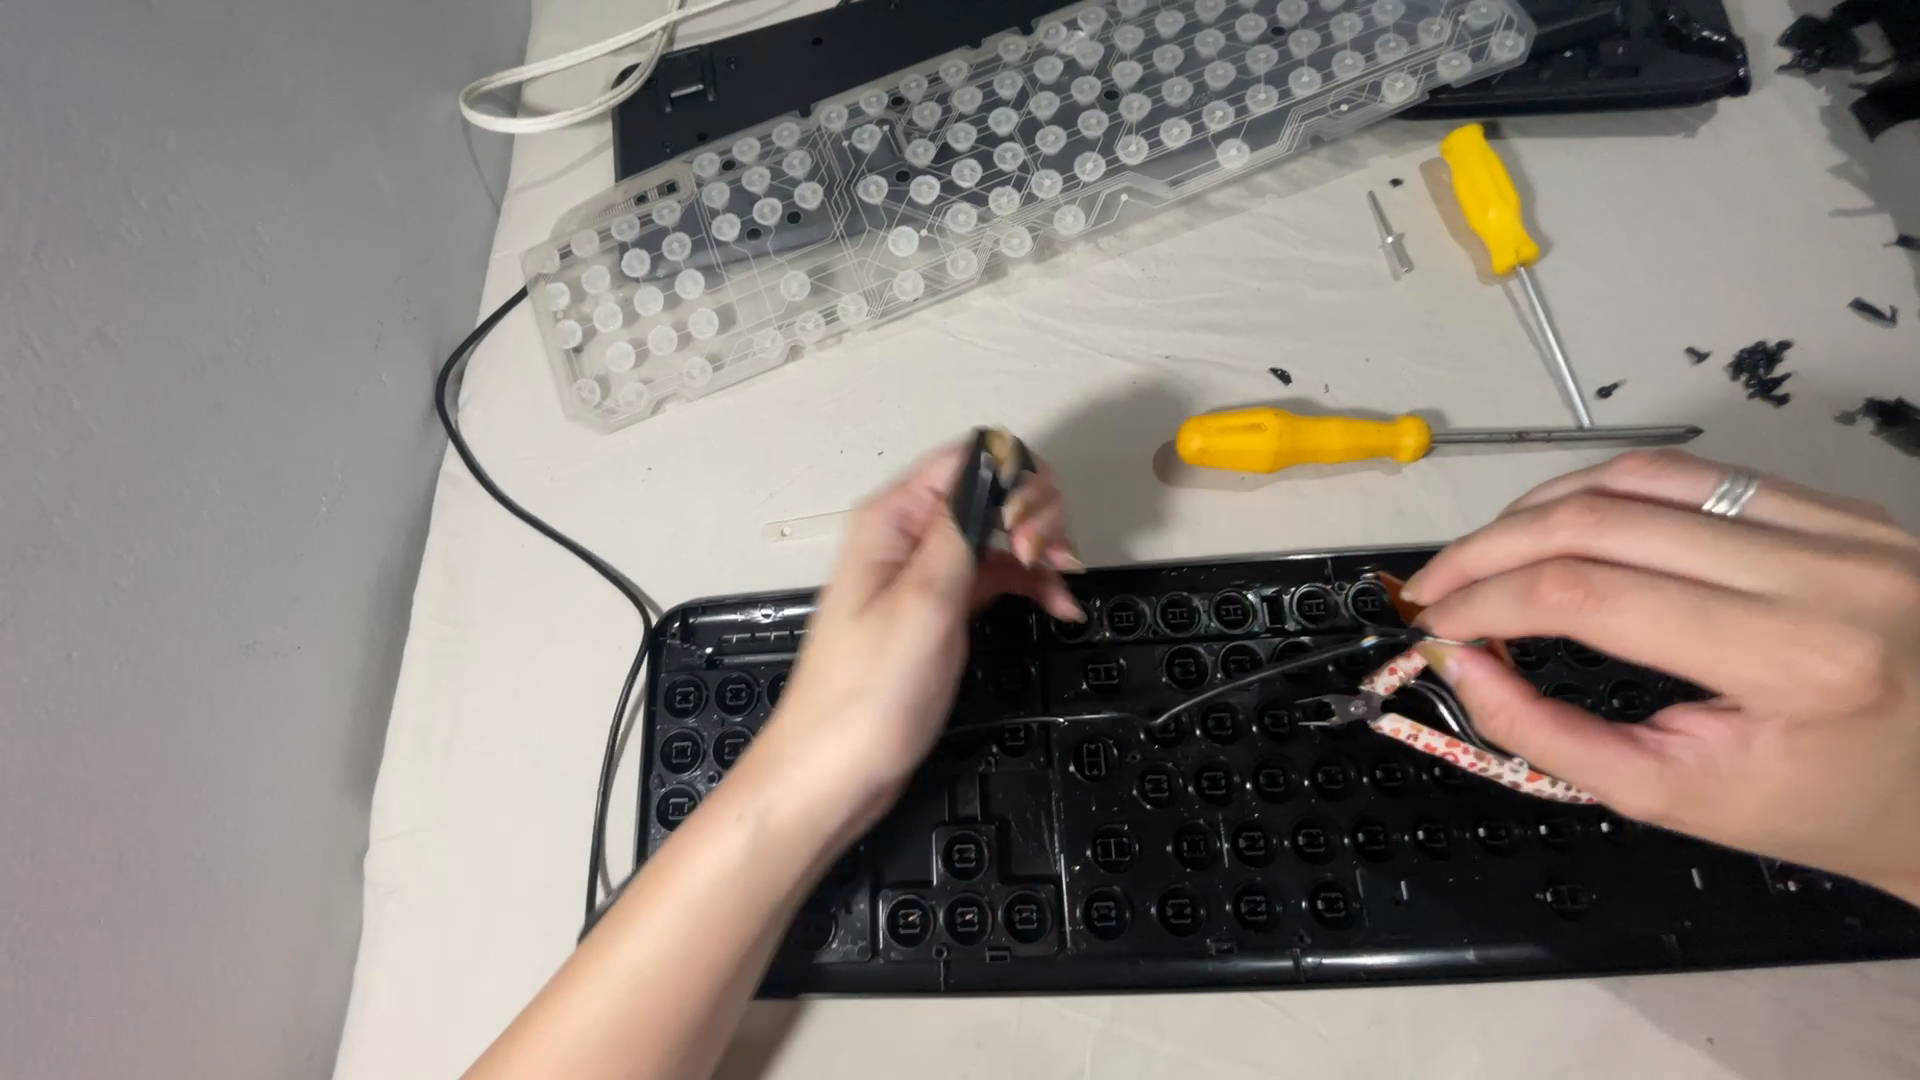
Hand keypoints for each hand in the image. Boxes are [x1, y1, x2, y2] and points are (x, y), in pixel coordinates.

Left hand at [760, 439, 1082, 823]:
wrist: (836, 772)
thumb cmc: (868, 693)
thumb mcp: (923, 602)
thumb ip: (960, 527)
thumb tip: (995, 459)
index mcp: (893, 518)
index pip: (967, 458)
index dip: (1015, 478)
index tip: (1032, 528)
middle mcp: (910, 535)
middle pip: (991, 489)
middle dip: (1034, 513)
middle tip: (1048, 556)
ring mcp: (929, 571)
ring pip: (1002, 532)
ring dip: (1042, 548)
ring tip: (1064, 582)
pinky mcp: (944, 606)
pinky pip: (998, 574)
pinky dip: (1033, 583)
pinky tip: (1059, 605)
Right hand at [1401, 449, 1919, 901]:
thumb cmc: (1826, 808)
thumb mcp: (1670, 797)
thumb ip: (1540, 733)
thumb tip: (1455, 660)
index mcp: (1794, 660)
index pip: (1584, 594)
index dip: (1481, 600)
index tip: (1432, 626)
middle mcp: (1826, 572)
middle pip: (1592, 521)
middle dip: (1481, 551)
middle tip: (1431, 587)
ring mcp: (1839, 526)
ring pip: (1628, 477)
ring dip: (1525, 513)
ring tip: (1480, 558)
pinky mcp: (1834, 507)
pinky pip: (1679, 473)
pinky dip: (1587, 493)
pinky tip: (1550, 526)